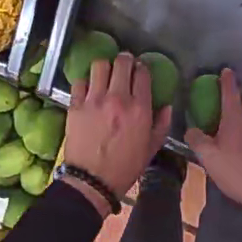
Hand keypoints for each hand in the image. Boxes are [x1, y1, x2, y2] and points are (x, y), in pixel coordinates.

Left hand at [63, 53, 170, 207]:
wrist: (92, 181)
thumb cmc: (125, 167)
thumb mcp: (151, 148)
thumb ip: (161, 124)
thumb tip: (166, 106)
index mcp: (139, 108)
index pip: (142, 74)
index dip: (142, 68)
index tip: (139, 70)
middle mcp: (118, 98)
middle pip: (121, 63)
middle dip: (125, 60)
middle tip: (124, 65)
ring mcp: (94, 100)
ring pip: (99, 66)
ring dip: (105, 67)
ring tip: (105, 75)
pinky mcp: (75, 105)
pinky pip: (80, 82)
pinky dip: (85, 82)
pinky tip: (88, 90)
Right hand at [185, 69, 241, 241]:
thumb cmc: (236, 171)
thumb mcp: (208, 156)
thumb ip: (196, 139)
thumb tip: (191, 129)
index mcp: (235, 118)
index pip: (231, 92)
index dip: (227, 80)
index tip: (225, 70)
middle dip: (239, 93)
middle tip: (228, 94)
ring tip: (233, 116)